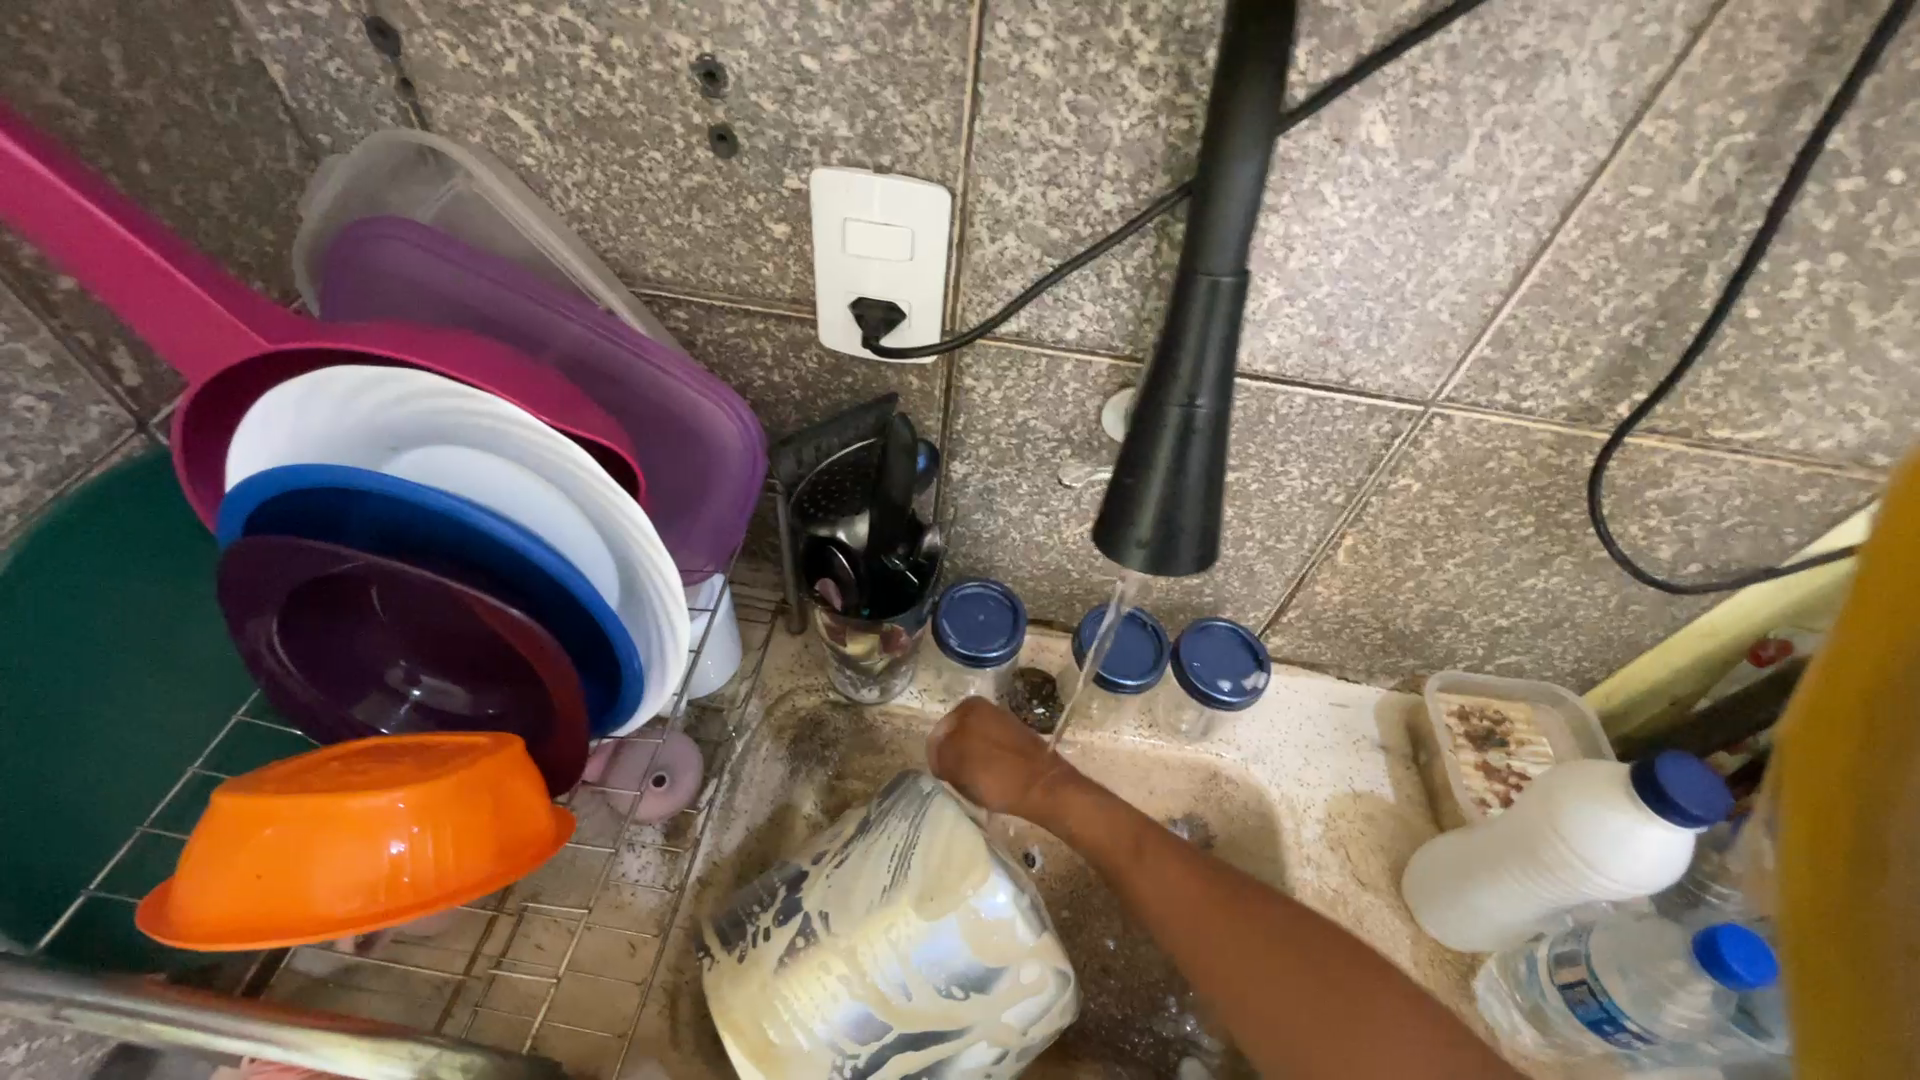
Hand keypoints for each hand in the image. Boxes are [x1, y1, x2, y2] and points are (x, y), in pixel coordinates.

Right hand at [926, 697, 1084, 824]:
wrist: (1043, 786)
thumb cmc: (993, 773)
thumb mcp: (953, 762)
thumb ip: (937, 753)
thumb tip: (939, 755)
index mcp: (969, 706)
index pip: (938, 735)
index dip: (939, 759)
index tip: (947, 778)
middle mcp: (987, 709)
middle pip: (957, 740)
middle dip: (955, 760)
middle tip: (960, 782)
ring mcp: (1004, 724)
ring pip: (974, 749)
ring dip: (972, 766)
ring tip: (978, 785)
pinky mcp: (1019, 742)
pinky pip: (993, 756)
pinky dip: (989, 768)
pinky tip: (994, 783)